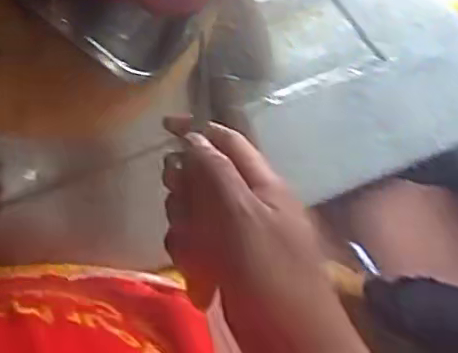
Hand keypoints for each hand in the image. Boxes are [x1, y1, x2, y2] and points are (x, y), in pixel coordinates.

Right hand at [162, 118, 366, 352]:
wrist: (294, 347)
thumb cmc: (272, 275)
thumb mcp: (242, 215)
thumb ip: (215, 170)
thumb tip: (192, 136)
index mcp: (263, 186)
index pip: (226, 139)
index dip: (195, 128)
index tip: (162, 126)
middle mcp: (249, 203)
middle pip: (200, 174)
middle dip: (184, 191)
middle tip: (183, 206)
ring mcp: (238, 234)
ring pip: (191, 209)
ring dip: (185, 229)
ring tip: (196, 255)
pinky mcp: (226, 261)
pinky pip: (193, 242)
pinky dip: (190, 256)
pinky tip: (199, 279)